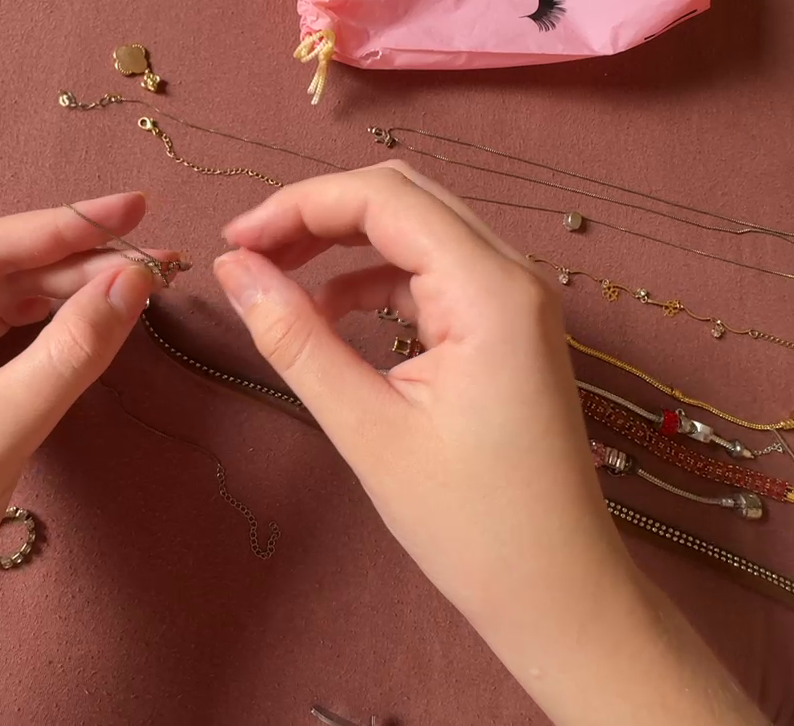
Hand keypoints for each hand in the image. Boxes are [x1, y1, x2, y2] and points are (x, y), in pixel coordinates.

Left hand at [0, 193, 166, 724]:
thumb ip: (69, 351)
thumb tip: (135, 281)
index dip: (62, 224)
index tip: (130, 206)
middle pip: (7, 273)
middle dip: (82, 262)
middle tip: (156, 255)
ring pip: (17, 305)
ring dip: (79, 294)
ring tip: (145, 282)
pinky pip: (20, 343)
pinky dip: (64, 331)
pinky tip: (104, 318)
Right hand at [212, 163, 763, 725]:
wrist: (561, 597)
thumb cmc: (471, 525)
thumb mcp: (366, 428)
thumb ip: (294, 337)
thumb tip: (231, 268)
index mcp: (489, 290)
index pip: (382, 198)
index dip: (297, 205)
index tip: (234, 240)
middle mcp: (510, 273)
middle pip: (399, 197)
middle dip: (316, 212)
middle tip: (250, 250)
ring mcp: (511, 294)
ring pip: (412, 225)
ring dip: (341, 238)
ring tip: (276, 271)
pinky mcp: (501, 321)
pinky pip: (426, 267)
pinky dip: (369, 274)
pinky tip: (329, 308)